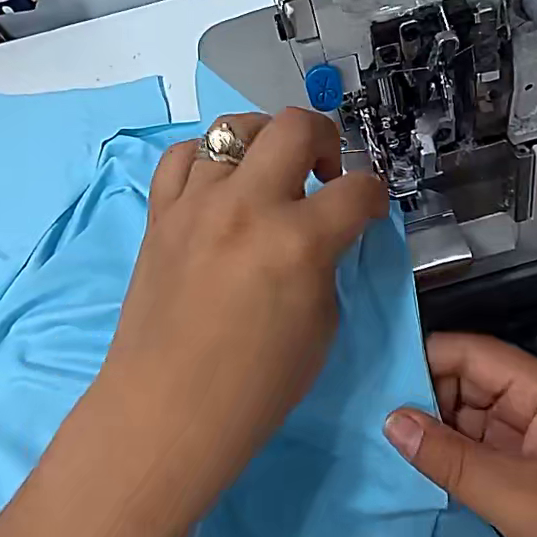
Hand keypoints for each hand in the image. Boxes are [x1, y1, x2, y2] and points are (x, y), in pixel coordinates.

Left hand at [103, 109, 388, 493]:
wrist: (168, 410)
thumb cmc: (256, 385)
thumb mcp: (322, 323)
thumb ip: (326, 261)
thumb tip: (323, 233)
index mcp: (297, 242)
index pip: (358, 190)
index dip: (376, 194)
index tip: (370, 205)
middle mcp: (247, 205)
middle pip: (297, 126)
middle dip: (326, 139)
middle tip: (325, 173)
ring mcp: (196, 203)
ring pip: (234, 128)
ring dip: (265, 144)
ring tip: (269, 176)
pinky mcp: (160, 213)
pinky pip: (182, 156)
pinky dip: (207, 160)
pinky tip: (219, 184)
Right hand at [381, 333, 536, 536]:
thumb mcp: (524, 501)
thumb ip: (453, 460)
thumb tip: (391, 420)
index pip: (473, 354)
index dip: (426, 357)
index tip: (375, 377)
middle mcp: (535, 406)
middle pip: (466, 382)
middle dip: (423, 396)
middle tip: (370, 416)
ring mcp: (529, 442)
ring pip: (466, 418)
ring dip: (431, 429)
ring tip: (381, 441)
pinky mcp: (525, 475)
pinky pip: (475, 452)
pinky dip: (447, 458)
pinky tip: (414, 468)